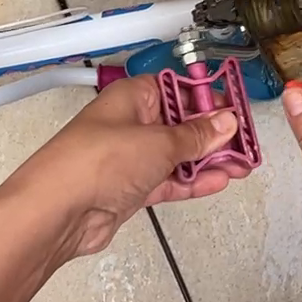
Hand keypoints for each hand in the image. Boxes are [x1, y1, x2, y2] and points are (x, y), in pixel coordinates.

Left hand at [3, 74, 249, 259]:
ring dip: (208, 161)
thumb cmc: (92, 163)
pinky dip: (191, 182)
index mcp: (132, 97)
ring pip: (177, 155)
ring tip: (240, 166)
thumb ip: (195, 136)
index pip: (178, 89)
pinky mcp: (130, 188)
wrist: (56, 212)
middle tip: (244, 143)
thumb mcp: (157, 143)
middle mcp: (130, 123)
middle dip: (213, 134)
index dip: (208, 98)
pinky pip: (169, 181)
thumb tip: (224, 122)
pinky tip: (217, 181)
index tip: (235, 109)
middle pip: (180, 123)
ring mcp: (129, 158)